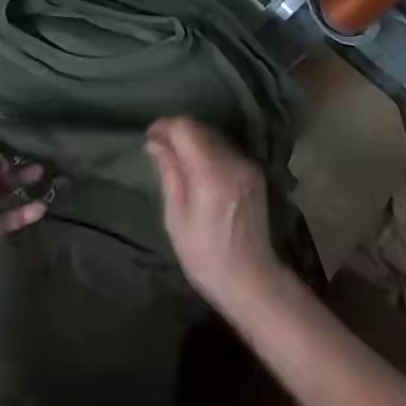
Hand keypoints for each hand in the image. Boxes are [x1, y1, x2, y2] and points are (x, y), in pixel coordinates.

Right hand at [145, 116, 281, 312]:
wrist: (252, 279)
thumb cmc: (205, 255)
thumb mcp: (176, 217)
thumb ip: (169, 173)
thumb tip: (155, 143)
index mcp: (211, 174)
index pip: (186, 128)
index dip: (165, 126)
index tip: (150, 138)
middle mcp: (234, 162)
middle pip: (201, 128)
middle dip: (177, 132)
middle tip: (159, 149)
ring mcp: (248, 166)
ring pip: (214, 137)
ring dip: (193, 140)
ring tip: (176, 160)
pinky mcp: (255, 173)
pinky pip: (226, 150)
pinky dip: (208, 151)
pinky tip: (198, 170)